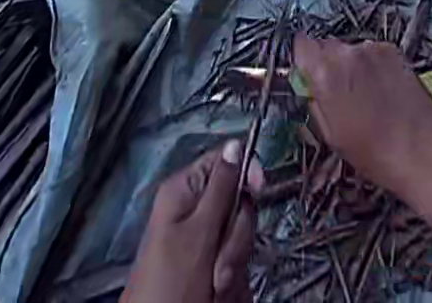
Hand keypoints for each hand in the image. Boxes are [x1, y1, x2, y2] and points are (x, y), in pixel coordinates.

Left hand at [121, 139, 262, 302]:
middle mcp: (194, 212)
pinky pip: (237, 268)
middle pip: (238, 205)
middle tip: (219, 266)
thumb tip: (235, 144)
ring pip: (240, 240)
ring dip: (235, 267)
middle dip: (236, 239)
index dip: (246, 170)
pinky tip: (217, 297)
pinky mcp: (210, 270)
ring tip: (214, 288)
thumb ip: (221, 189)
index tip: (258, 188)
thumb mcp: (198, 234)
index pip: (225, 161)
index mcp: (185, 191)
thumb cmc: (172, 285)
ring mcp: (203, 243)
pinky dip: (233, 287)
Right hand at [292, 34, 431, 197]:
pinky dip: (372, 64)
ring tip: (367, 93)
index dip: (304, 60)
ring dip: (351, 64)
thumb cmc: (372, 152)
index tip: (309, 76)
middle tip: (339, 91)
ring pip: (350, 49)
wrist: (423, 150)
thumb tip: (306, 86)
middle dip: (327, 63)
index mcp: (324, 72)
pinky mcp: (393, 50)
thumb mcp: (330, 135)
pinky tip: (385, 88)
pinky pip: (371, 52)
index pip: (301, 45)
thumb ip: (313, 102)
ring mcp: (371, 48)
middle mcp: (345, 52)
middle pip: (326, 45)